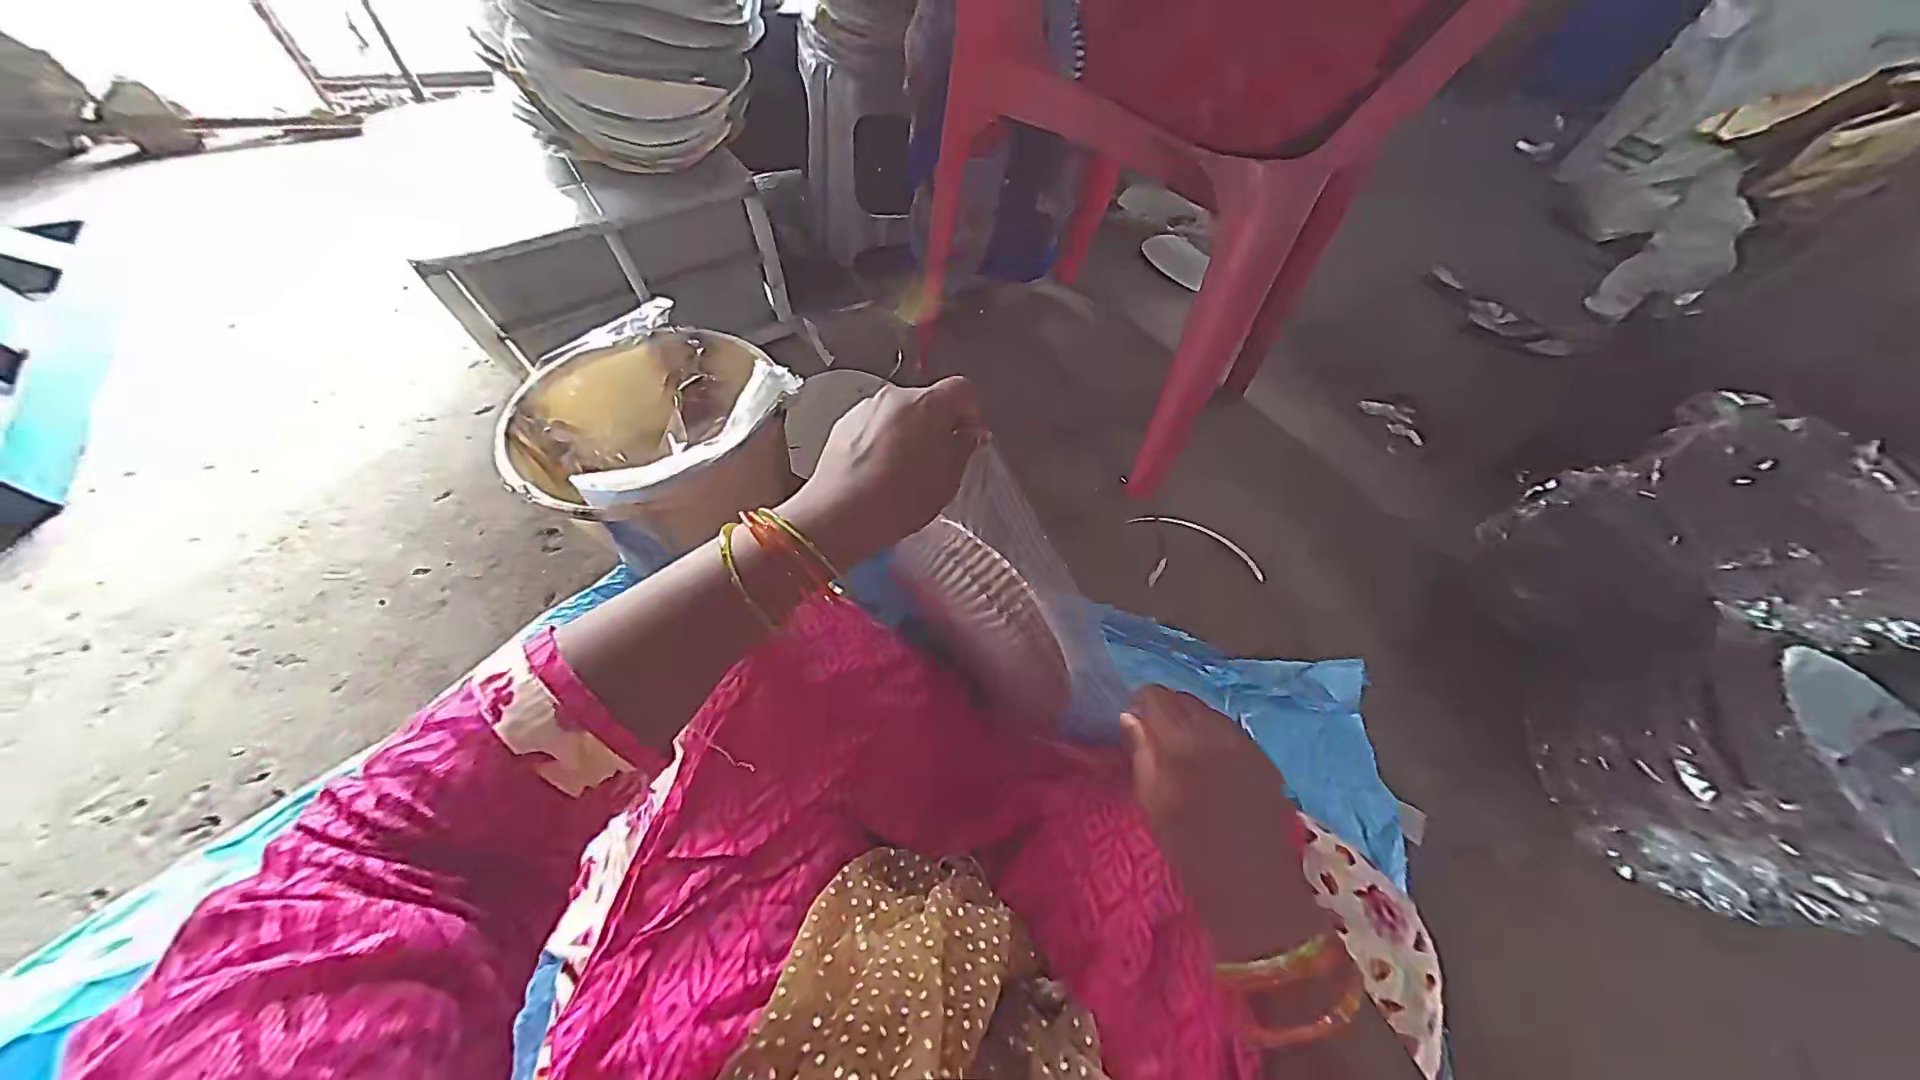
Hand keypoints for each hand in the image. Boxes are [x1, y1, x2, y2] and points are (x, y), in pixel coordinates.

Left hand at [780, 376, 985, 566]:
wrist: (839, 514)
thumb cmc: (900, 498)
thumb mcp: (948, 479)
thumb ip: (964, 448)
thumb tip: (968, 434)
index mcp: (928, 403)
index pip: (963, 389)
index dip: (972, 413)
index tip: (968, 438)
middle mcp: (895, 396)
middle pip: (928, 401)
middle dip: (937, 425)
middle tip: (936, 462)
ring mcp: (865, 409)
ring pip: (899, 414)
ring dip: (908, 434)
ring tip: (903, 472)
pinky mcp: (842, 425)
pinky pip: (874, 426)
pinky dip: (882, 442)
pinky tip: (878, 473)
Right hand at [1122, 686, 1326, 961]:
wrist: (1252, 888)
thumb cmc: (1190, 849)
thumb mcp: (1151, 801)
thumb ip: (1141, 752)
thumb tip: (1130, 718)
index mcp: (1184, 740)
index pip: (1155, 695)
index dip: (1139, 706)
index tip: (1133, 728)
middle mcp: (1218, 731)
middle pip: (1183, 699)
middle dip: (1165, 712)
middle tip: (1154, 742)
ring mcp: (1245, 743)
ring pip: (1208, 712)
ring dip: (1191, 723)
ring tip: (1183, 756)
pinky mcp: (1264, 758)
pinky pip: (1230, 731)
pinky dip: (1214, 738)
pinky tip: (1211, 767)